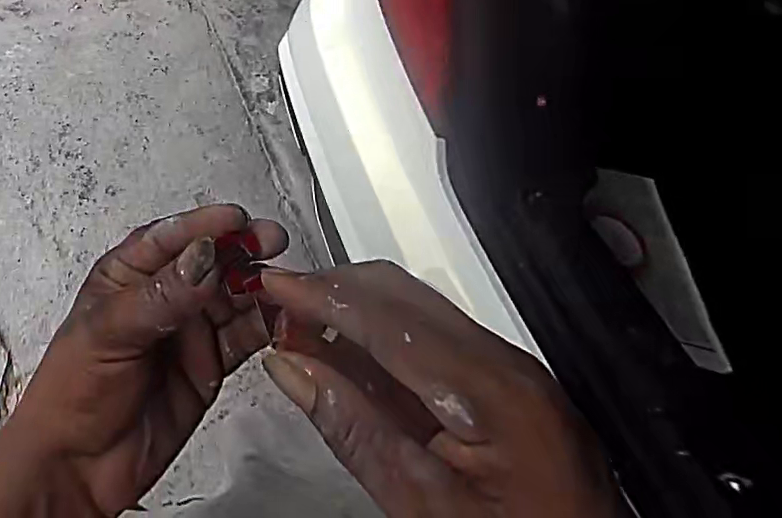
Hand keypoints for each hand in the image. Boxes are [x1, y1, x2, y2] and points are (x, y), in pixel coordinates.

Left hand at [0, 204, 288, 516]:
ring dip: (257, 285)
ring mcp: (188, 327)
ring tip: (281, 282)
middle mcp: (163, 293)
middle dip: (240, 248)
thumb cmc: (71, 390)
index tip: (234, 219)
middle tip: (269, 241)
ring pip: (232, 295)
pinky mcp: (209, 362)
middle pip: (210, 259)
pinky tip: (280, 317)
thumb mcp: (110, 332)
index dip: (204, 224)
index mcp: (129, 272)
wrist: (77, 469)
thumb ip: (161, 296)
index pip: (171, 236)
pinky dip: (264, 325)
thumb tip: (202, 257)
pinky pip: (243, 335)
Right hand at [257, 261, 623, 517]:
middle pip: (398, 294)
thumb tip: (292, 367)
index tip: (272, 285)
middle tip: (278, 308)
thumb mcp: (428, 514)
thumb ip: (356, 432)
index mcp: (495, 393)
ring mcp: (508, 368)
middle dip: (331, 291)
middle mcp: (506, 363)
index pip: (385, 317)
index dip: (319, 295)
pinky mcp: (503, 380)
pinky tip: (346, 354)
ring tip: (301, 329)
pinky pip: (428, 334)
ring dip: (351, 308)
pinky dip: (378, 333)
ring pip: (411, 306)